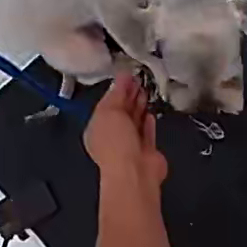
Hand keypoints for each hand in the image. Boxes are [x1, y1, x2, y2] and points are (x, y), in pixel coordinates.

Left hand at [84, 69, 168, 191]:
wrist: (135, 172)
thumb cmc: (116, 142)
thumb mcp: (110, 112)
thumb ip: (117, 95)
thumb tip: (122, 79)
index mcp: (97, 126)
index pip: (106, 103)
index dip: (117, 89)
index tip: (128, 75)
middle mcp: (112, 135)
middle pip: (121, 112)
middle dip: (129, 96)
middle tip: (138, 80)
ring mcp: (130, 144)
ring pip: (134, 121)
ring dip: (139, 107)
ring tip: (145, 91)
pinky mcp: (147, 151)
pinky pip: (147, 133)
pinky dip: (148, 123)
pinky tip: (150, 113)